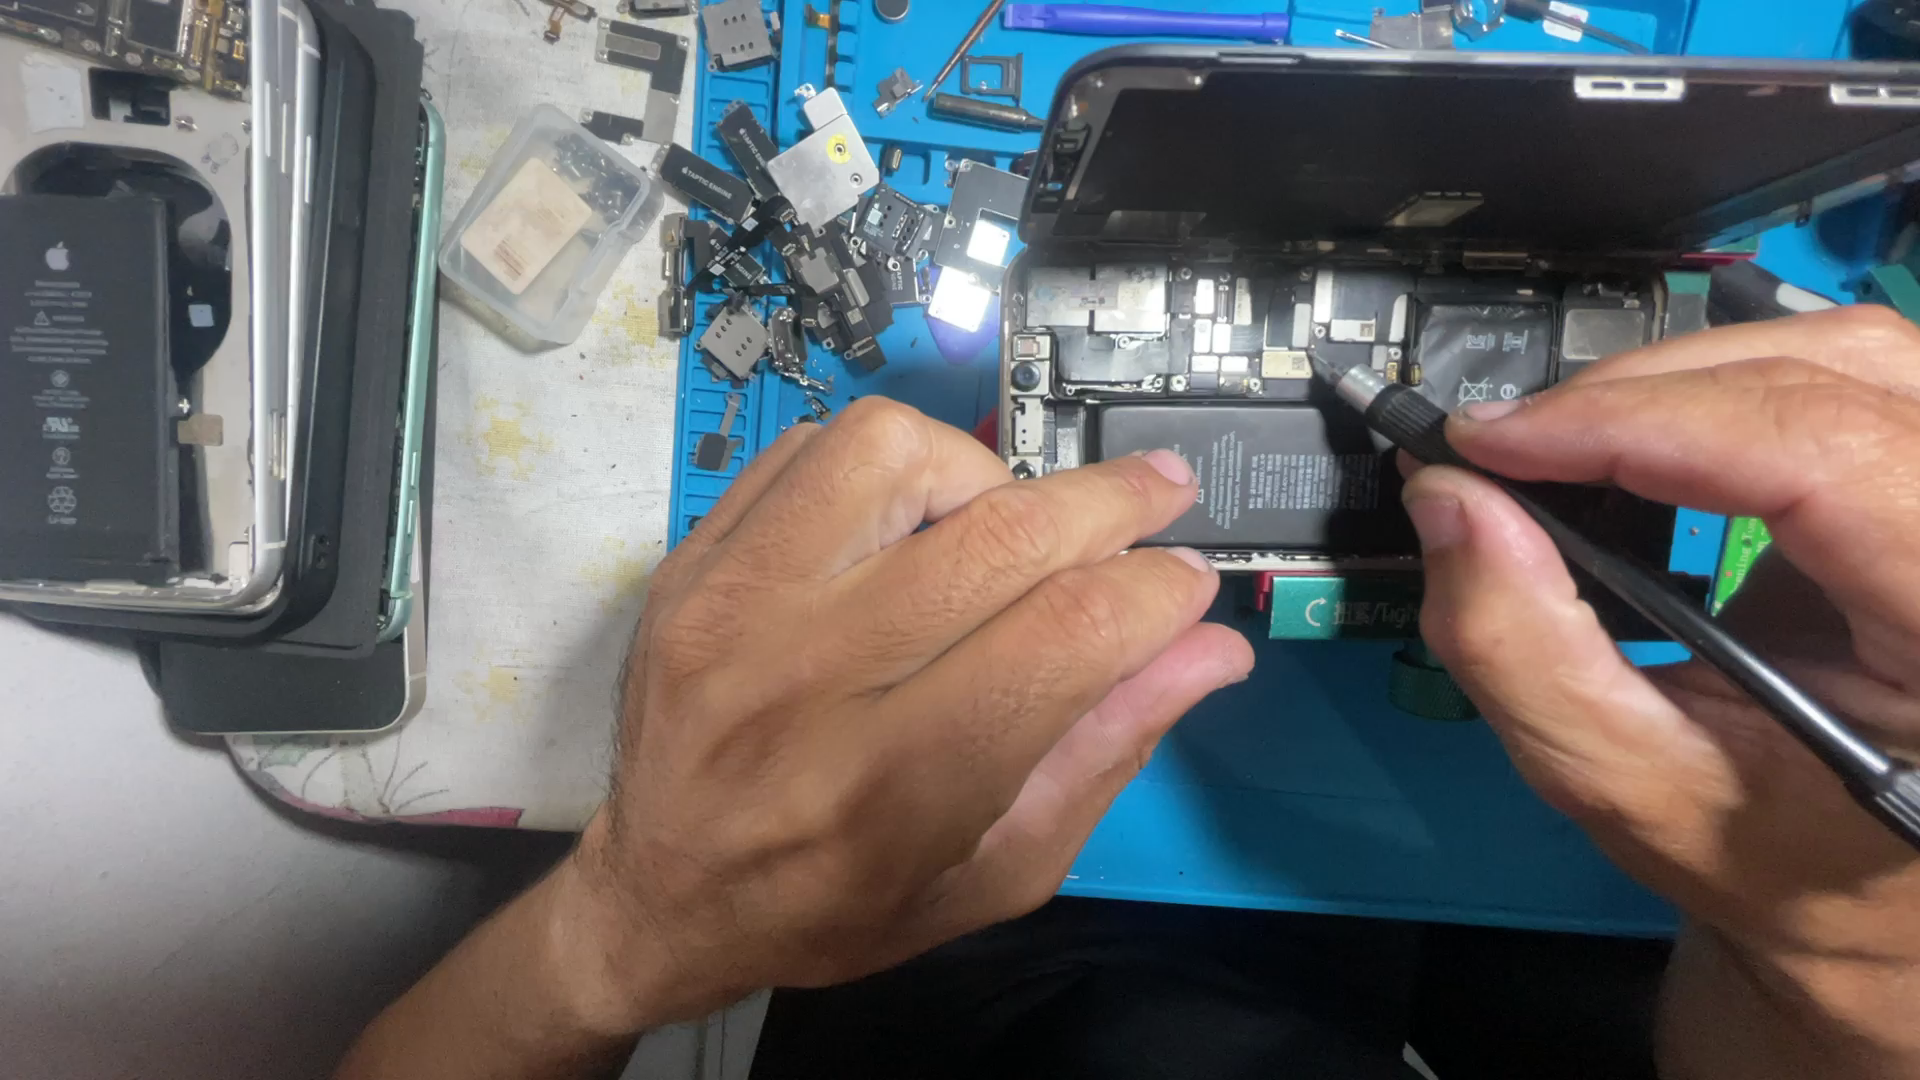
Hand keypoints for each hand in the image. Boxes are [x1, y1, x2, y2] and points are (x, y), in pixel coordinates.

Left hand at [554, 398, 1252, 1031]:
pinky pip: (815, 448)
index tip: (1190, 580)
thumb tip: (1208, 646)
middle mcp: (804, 678)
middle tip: (1160, 493)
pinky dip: (895, 460)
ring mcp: (732, 602)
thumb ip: (1105, 752)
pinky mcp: (694, 561)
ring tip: (1004, 521)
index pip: (1065, 638)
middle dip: (1111, 503)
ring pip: (895, 451)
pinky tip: (915, 514)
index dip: (1154, 592)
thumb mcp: (994, 873)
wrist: (660, 893)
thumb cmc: (838, 902)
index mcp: (891, 784)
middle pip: (998, 538)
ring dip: (986, 471)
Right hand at [1403, 306, 1919, 1077]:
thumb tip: (1445, 496)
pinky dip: (1707, 392)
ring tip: (1552, 442)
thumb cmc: (1757, 854)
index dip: (1630, 425)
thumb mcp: (1612, 779)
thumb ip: (1516, 647)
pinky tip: (1628, 442)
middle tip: (1499, 448)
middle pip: (1842, 373)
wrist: (1875, 895)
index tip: (1480, 444)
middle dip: (1633, 394)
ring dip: (1666, 382)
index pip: (1824, 456)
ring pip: (1849, 354)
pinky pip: (1843, 382)